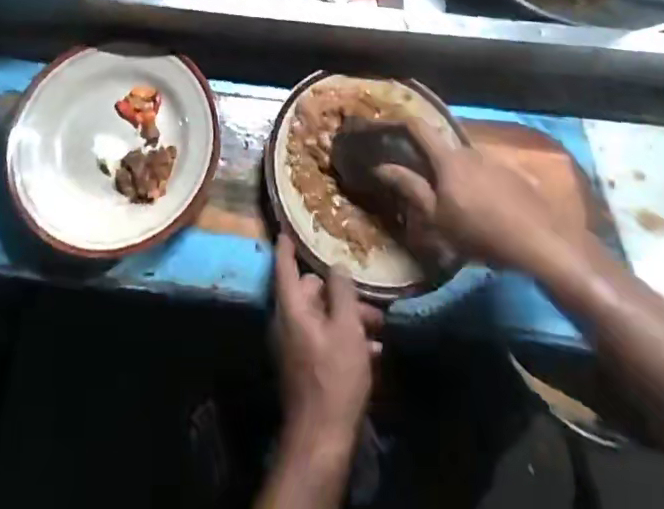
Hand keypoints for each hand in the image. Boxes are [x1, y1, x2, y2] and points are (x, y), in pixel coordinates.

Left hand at [270, 235, 380, 447]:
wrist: (321, 434)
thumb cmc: (335, 377)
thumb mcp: (347, 330)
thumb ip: (342, 293)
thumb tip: (337, 265)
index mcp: (290, 308)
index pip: (284, 266)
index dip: (287, 246)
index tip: (288, 228)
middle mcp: (285, 321)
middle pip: (309, 292)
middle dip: (339, 293)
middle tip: (371, 302)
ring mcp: (292, 344)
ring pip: (320, 317)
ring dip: (347, 318)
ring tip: (379, 329)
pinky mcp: (303, 363)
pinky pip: (322, 338)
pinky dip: (343, 337)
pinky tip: (372, 351)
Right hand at [374, 119, 575, 274]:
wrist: (542, 245)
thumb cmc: (480, 232)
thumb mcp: (436, 217)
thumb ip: (409, 187)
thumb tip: (381, 165)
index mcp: (449, 159)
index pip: (420, 128)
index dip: (402, 123)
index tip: (388, 126)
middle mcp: (473, 152)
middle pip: (445, 147)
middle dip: (432, 159)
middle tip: (424, 179)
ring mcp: (499, 163)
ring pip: (469, 161)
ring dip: (459, 173)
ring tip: (456, 198)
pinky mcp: (519, 177)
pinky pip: (491, 174)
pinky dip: (482, 183)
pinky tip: (486, 207)